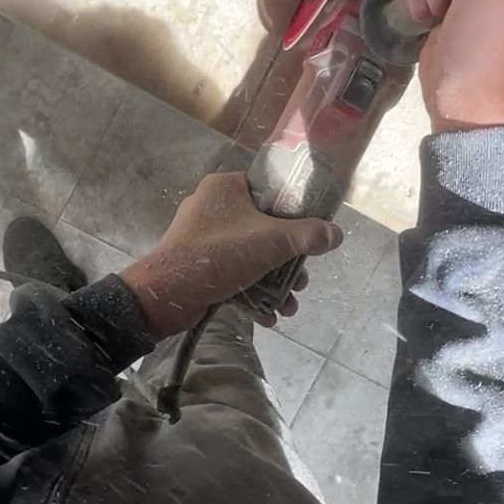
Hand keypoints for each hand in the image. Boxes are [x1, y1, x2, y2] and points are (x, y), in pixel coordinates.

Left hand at [120, 172, 342, 336]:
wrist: (167, 294)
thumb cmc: (220, 255)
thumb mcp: (272, 242)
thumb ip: (308, 236)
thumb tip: (336, 234)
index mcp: (226, 187)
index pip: (269, 191)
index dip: (293, 214)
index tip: (308, 238)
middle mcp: (213, 206)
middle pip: (264, 229)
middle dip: (287, 262)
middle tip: (301, 282)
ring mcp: (203, 237)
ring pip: (251, 256)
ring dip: (273, 283)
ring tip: (289, 307)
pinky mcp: (198, 264)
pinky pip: (233, 273)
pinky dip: (252, 292)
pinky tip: (268, 316)